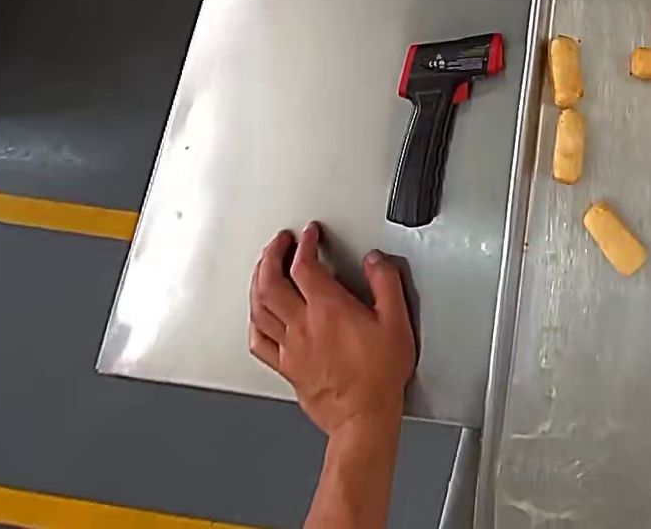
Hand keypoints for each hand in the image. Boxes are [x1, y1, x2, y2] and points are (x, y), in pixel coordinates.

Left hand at [249, 222, 414, 437]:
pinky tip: (257, 313)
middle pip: (271, 283)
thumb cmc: (379, 374)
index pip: (305, 266)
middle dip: (272, 255)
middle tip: (280, 242)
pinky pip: (259, 339)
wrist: (363, 417)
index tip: (310, 233)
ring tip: (263, 266)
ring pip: (259, 308)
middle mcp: (303, 326)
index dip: (305, 243)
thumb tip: (375, 260)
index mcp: (328, 309)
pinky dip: (254, 319)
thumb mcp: (396, 319)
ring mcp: (290, 347)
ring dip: (257, 281)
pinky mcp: (285, 367)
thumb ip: (386, 282)